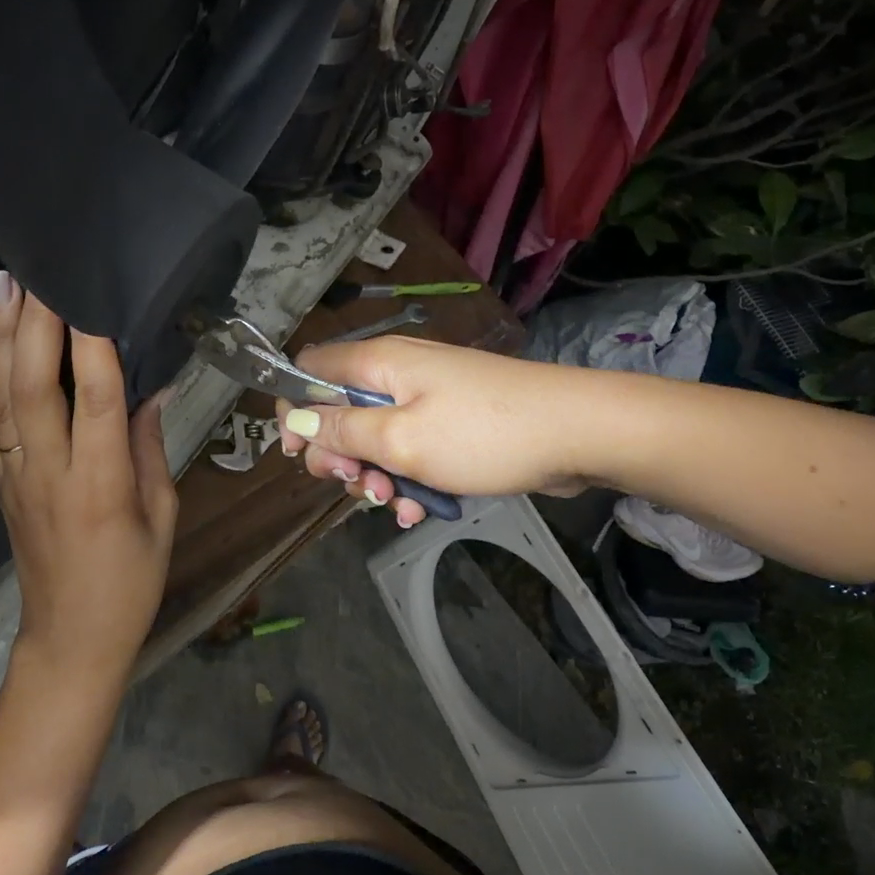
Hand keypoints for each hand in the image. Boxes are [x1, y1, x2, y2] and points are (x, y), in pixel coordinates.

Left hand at [0, 272, 178, 671]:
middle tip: (39, 268)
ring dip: (0, 337)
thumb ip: (149, 448)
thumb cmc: (129, 581)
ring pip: (3, 397)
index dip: (96, 344)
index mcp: (102, 486)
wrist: (69, 637)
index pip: (100, 401)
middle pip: (38, 387)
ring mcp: (16, 475)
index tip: (93, 292)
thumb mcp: (161, 517)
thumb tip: (149, 387)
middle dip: (37, 323)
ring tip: (1, 282)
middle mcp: (50, 472)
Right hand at [274, 336, 605, 525]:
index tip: (297, 452)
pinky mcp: (454, 424)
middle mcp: (398, 373)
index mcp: (379, 363)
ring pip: (377, 439)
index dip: (295, 408)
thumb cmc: (482, 434)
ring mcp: (429, 399)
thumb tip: (295, 418)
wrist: (579, 433)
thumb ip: (343, 430)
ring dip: (376, 477)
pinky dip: (410, 480)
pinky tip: (421, 512)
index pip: (310, 369)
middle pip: (341, 411)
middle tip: (356, 485)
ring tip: (397, 506)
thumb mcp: (400, 440)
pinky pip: (413, 450)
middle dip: (340, 455)